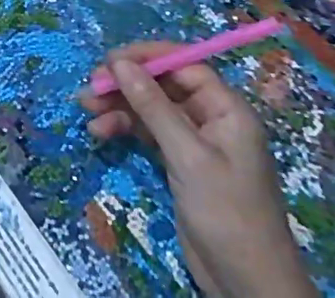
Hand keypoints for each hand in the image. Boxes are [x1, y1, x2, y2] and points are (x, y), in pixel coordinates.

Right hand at [80, 43, 315, 297]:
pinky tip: (100, 132)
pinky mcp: (180, 164)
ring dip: (119, 106)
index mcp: (226, 109)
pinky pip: (148, 133)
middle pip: (162, 85)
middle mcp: (210, 118)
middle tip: (91, 88)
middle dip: (126, 84)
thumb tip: (120, 63)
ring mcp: (194, 142)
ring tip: (86, 109)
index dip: (146, 58)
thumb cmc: (227, 213)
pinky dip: (125, 129)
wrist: (248, 285)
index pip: (183, 65)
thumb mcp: (187, 156)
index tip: (110, 60)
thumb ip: (153, 106)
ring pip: (150, 109)